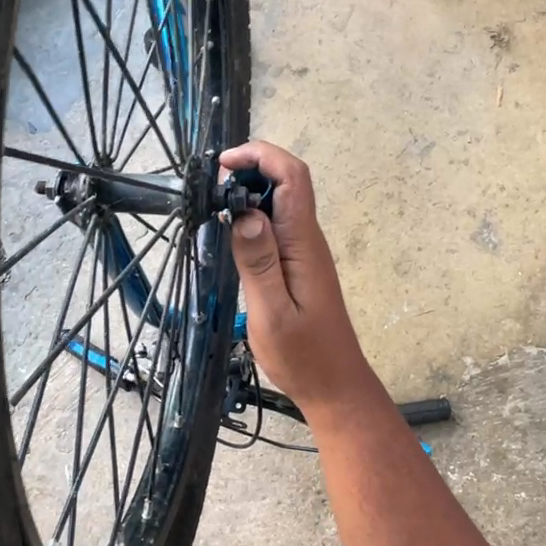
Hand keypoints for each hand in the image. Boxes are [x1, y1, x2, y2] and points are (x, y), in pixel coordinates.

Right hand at [222, 141, 382, 411]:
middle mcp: (306, 240)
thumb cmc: (304, 357)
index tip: (222, 165)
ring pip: (280, 203)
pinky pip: (276, 226)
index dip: (260, 157)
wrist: (334, 387)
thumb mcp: (272, 313)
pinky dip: (252, 217)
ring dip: (249, 192)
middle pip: (287, 182)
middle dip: (250, 169)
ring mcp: (303, 252)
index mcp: (302, 244)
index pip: (292, 179)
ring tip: (212, 204)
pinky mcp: (297, 266)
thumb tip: (245, 213)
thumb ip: (258, 263)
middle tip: (210, 187)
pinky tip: (230, 232)